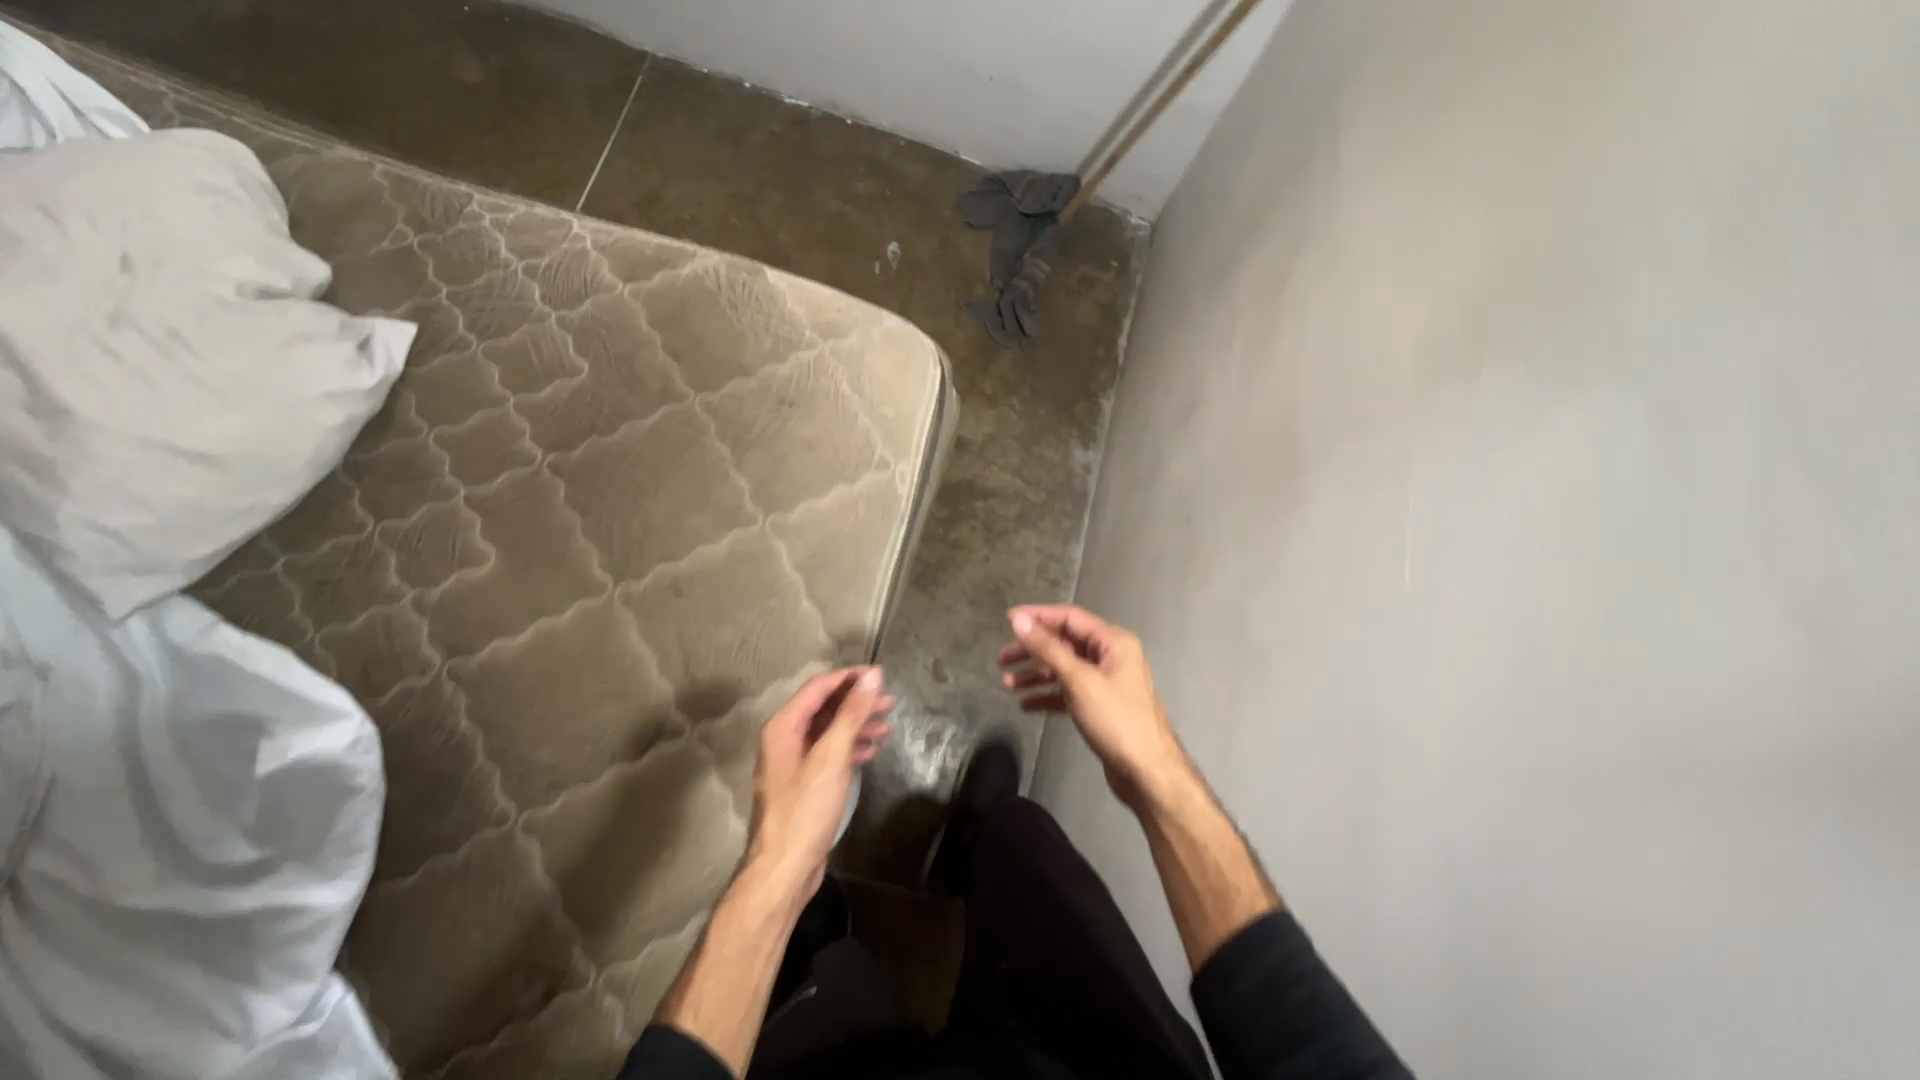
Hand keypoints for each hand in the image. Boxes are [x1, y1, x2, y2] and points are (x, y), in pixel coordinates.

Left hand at [746, 667, 892, 897]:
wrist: (784, 868)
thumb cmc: (805, 810)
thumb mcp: (831, 758)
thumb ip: (852, 714)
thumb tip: (872, 676)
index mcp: (783, 727)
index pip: (818, 687)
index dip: (849, 678)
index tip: (881, 676)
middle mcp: (784, 739)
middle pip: (824, 708)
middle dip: (857, 703)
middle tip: (890, 703)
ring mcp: (792, 763)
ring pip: (828, 732)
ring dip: (856, 726)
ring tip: (886, 728)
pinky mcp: (803, 783)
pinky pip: (828, 754)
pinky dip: (849, 748)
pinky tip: (869, 753)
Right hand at [1000, 605, 1195, 810]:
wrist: (1147, 771)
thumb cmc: (1116, 720)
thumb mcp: (1079, 681)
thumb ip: (1048, 649)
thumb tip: (1019, 622)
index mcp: (1113, 642)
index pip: (1069, 617)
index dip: (1037, 617)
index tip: (1008, 621)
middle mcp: (1111, 656)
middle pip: (1064, 643)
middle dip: (1032, 650)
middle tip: (1002, 660)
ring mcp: (1106, 682)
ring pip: (1064, 669)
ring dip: (1036, 675)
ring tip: (1007, 685)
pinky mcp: (1101, 706)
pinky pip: (1069, 692)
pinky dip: (1048, 695)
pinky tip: (1026, 705)